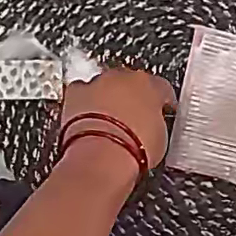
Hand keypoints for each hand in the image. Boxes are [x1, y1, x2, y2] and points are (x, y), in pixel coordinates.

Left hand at [58, 69, 176, 175]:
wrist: (101, 157)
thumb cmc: (133, 148)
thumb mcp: (160, 138)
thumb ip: (157, 123)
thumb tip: (153, 128)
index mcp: (150, 85)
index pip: (160, 88)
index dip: (161, 103)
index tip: (160, 112)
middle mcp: (123, 78)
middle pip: (129, 82)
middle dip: (130, 98)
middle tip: (133, 120)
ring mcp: (97, 84)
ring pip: (103, 86)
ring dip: (106, 101)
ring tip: (109, 124)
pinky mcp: (74, 94)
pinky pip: (80, 95)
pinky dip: (84, 106)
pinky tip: (88, 122)